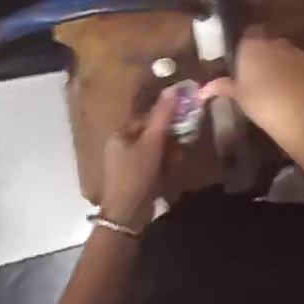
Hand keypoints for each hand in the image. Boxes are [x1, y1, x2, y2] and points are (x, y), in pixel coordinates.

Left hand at [99, 88, 175, 231]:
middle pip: (150, 133)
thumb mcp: (151, 143)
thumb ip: (162, 116)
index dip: (165, 117)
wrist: (127, 214)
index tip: (183, 119)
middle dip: (169, 137)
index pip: (145, 117)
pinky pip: (152, 164)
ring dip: (169, 152)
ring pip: (153, 149)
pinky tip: (173, 170)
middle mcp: (121, 146)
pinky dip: (164, 165)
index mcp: (119, 134)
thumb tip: (173, 89)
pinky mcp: (135, 178)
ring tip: (179, 159)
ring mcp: (127, 164)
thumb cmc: (136, 174)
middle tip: (184, 142)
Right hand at [202, 26, 303, 149]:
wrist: (296, 113)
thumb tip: (201, 91)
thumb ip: (222, 87)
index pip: (248, 35)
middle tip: (261, 71)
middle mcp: (272, 42)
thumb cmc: (260, 103)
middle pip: (267, 40)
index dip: (247, 45)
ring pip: (287, 47)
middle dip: (265, 51)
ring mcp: (294, 50)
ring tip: (281, 75)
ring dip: (284, 56)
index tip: (245, 58)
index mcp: (251, 46)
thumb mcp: (238, 96)